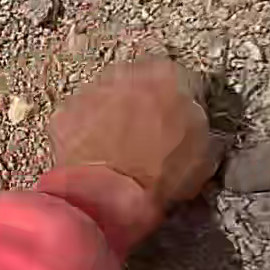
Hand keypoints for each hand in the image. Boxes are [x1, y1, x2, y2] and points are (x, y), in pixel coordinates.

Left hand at [49, 59, 219, 209]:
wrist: (110, 196)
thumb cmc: (159, 177)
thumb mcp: (203, 156)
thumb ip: (200, 130)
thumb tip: (198, 133)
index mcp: (170, 77)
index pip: (182, 81)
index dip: (180, 106)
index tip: (178, 124)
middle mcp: (129, 73)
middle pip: (140, 83)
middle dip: (142, 106)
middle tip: (146, 138)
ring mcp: (93, 90)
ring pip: (106, 98)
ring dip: (111, 116)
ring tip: (118, 151)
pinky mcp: (66, 112)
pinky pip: (79, 118)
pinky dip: (84, 133)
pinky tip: (94, 157)